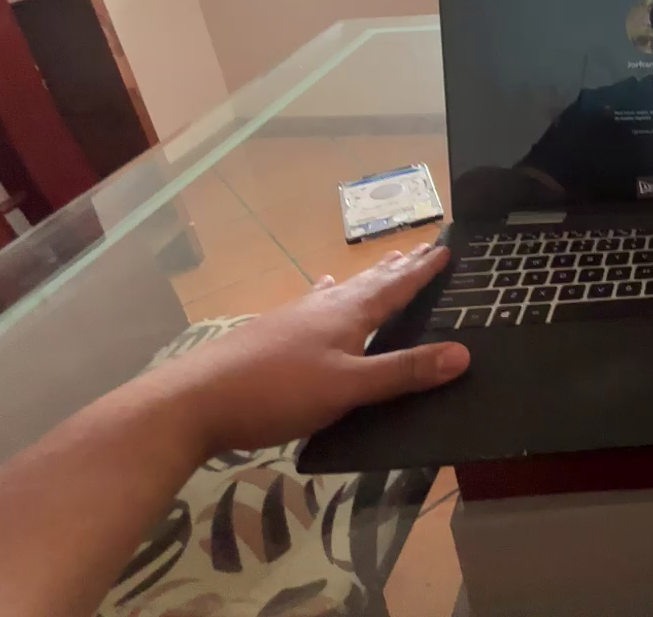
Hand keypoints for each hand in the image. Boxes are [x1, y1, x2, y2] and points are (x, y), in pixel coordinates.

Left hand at [141, 244, 469, 455]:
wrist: (188, 404)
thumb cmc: (276, 392)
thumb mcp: (348, 386)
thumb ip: (404, 372)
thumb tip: (463, 354)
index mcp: (350, 314)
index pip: (397, 286)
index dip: (423, 270)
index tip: (445, 248)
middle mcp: (326, 306)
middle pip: (372, 280)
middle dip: (401, 266)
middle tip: (423, 247)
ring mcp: (295, 317)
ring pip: (344, 288)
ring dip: (369, 276)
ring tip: (385, 261)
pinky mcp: (270, 332)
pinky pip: (314, 300)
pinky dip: (328, 291)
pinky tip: (321, 288)